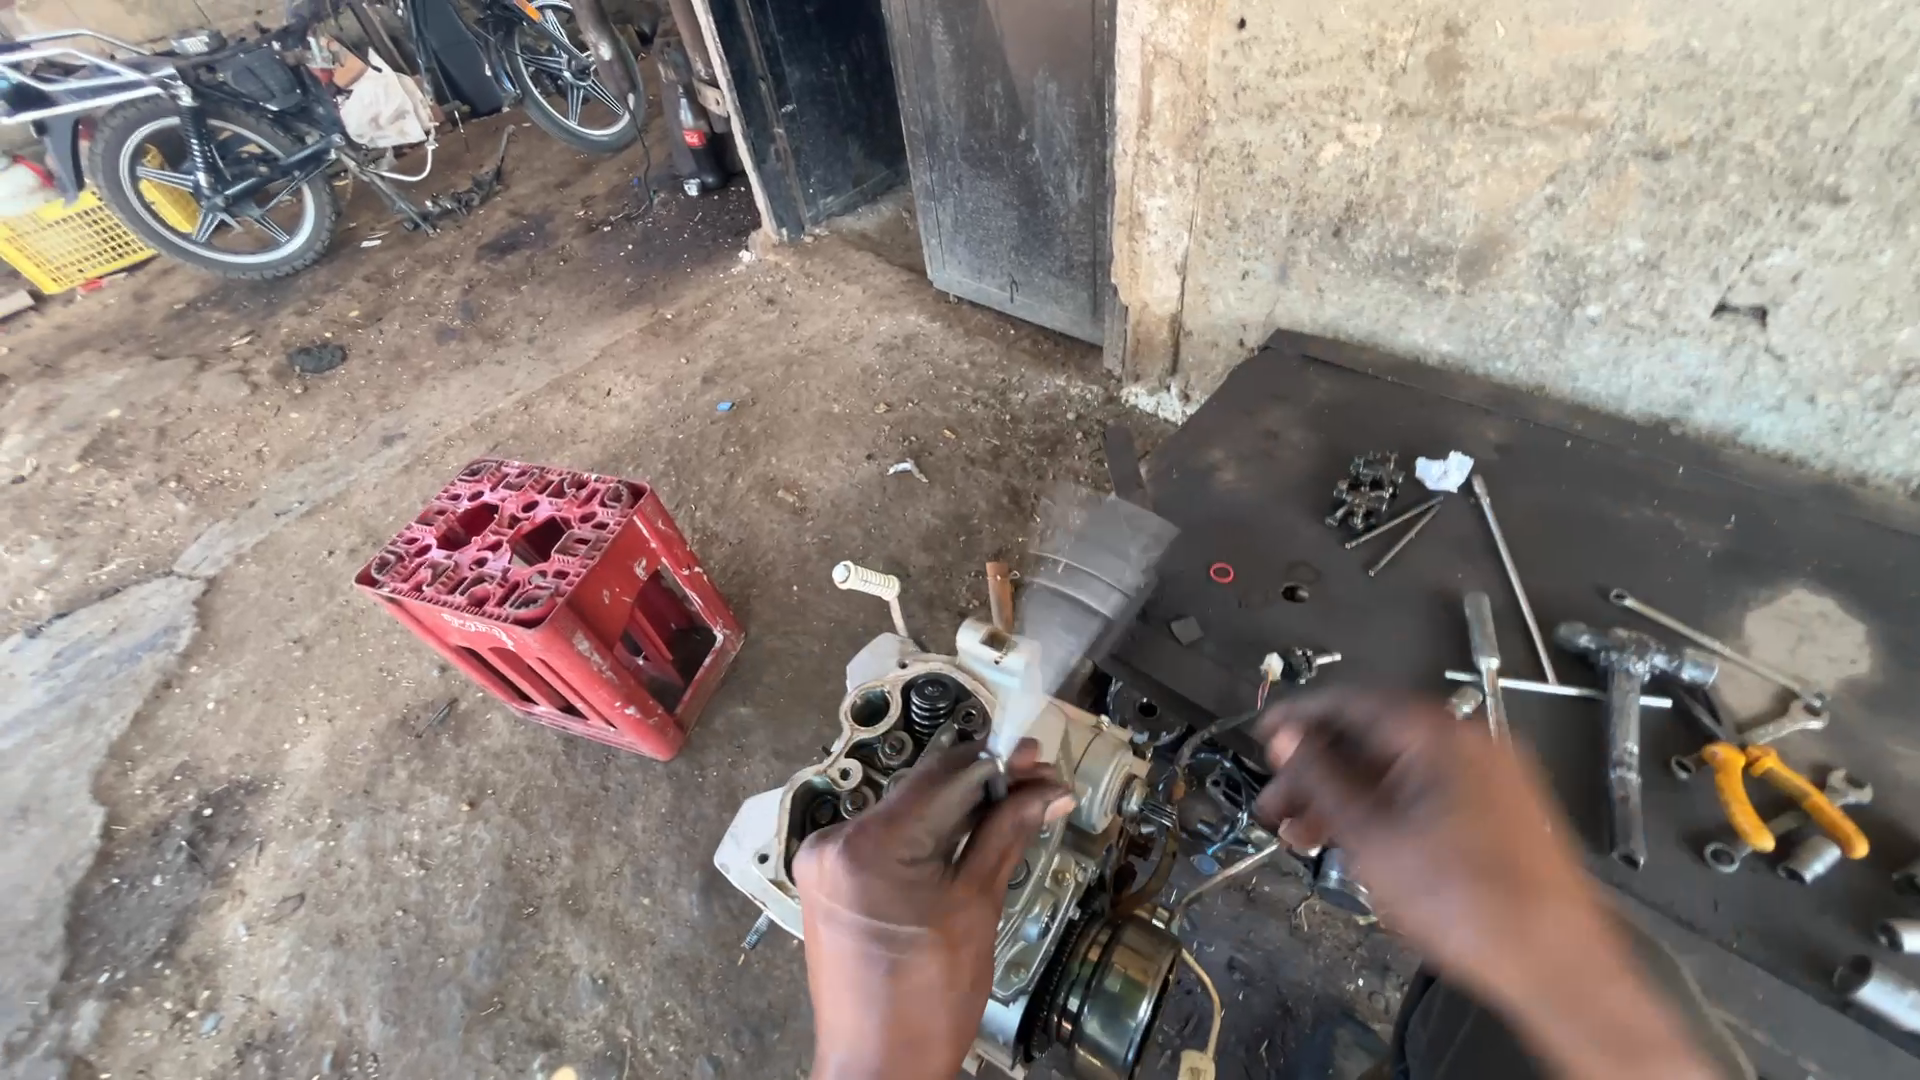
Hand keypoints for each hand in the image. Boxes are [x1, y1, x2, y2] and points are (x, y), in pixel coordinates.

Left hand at [794, 740, 1074, 1079]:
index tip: (1037, 759)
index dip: (996, 763)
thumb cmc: (929, 1000)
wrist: (878, 1071)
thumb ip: (1006, 834)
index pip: (942, 777)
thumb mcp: (976, 907)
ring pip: (908, 811)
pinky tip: (971, 829)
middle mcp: (836, 838)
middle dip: (983, 785)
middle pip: (923, 791)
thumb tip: (1046, 790)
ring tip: (1012, 804)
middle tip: (1036, 781)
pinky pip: (889, 837)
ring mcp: (826, 857)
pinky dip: (931, 832)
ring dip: (960, 807)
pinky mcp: (830, 874)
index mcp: (868, 845)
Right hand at [1251, 690, 1722, 1079]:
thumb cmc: (1462, 899)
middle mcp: (1467, 743)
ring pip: (1393, 771)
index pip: (1349, 703)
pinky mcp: (1496, 811)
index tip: (1264, 735)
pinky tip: (1352, 842)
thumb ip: (1318, 776)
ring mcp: (1487, 778)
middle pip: (1369, 740)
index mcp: (1438, 735)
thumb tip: (1285, 737)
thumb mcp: (1368, 834)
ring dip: (1342, 797)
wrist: (1561, 974)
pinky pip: (1421, 793)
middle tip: (1276, 804)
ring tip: (1301, 835)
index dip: (1297, 718)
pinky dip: (1381, 810)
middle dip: (1314, 772)